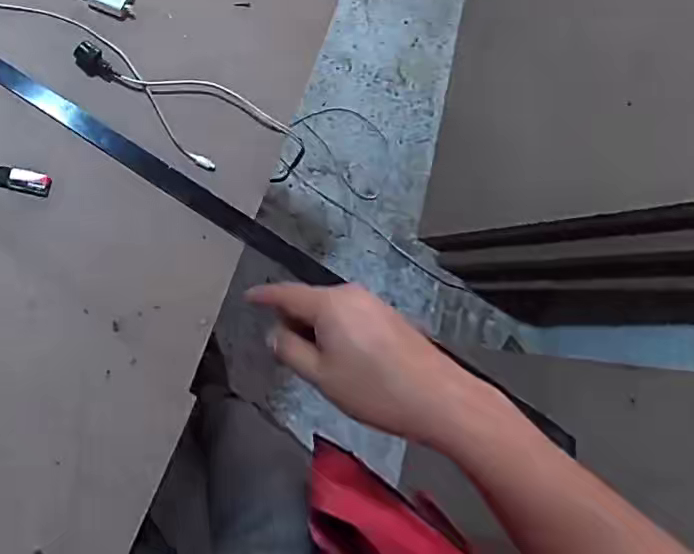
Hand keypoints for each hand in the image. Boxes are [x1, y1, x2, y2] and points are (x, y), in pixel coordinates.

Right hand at [247, 283, 503, 449]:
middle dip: (295, 321)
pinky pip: (350, 316)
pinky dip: (340, 331)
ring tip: (327, 366)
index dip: (263, 296)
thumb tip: (274, 334)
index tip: (248, 297)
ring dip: (319, 329)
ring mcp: (372, 302)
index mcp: (328, 303)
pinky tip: (353, 362)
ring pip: (330, 309)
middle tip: (294, 354)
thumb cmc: (378, 391)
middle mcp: (348, 293)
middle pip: (308, 300)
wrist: (445, 401)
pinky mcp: (389, 316)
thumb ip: (289, 351)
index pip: (284, 293)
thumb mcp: (322, 378)